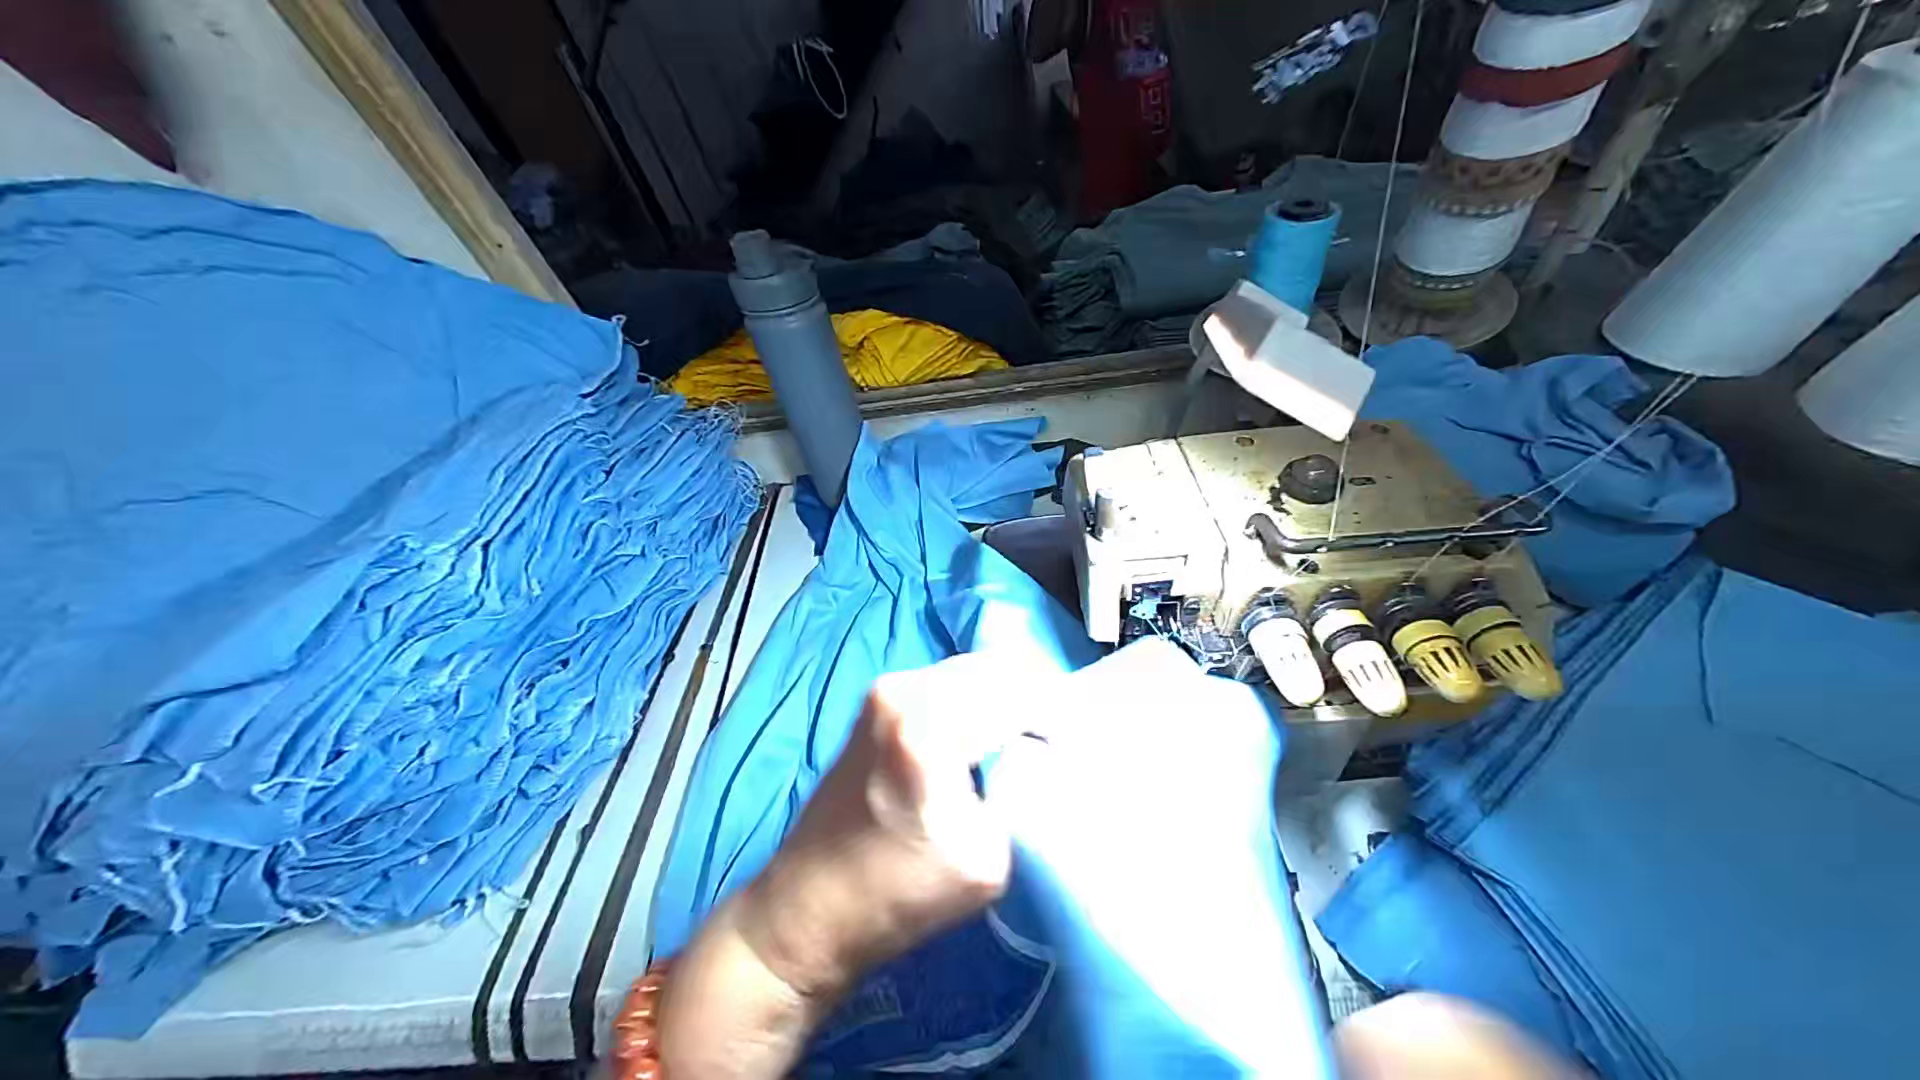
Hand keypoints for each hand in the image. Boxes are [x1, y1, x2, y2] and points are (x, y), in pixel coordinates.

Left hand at [654, 655, 1025, 1079]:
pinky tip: (986, 730)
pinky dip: (974, 697)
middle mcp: (905, 689)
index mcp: (929, 726)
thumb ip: (1021, 793)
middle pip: (994, 668)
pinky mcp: (876, 699)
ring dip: (1003, 694)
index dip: (1057, 714)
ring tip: (1025, 734)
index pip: (1020, 693)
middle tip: (1055, 734)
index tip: (1076, 741)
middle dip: (1032, 695)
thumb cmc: (896, 894)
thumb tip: (1036, 751)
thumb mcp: (986, 859)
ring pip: (970, 670)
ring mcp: (885, 688)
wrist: (809, 904)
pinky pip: (944, 681)